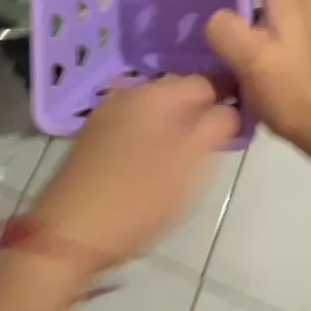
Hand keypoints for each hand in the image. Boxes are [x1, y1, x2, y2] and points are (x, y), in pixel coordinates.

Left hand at [24, 75, 237, 273]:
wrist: (68, 231)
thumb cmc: (139, 195)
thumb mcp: (191, 162)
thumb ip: (218, 125)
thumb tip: (232, 106)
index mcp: (159, 91)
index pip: (207, 79)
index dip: (229, 96)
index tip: (242, 120)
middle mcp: (132, 90)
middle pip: (179, 89)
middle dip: (201, 108)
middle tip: (217, 141)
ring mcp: (107, 111)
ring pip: (155, 106)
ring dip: (175, 120)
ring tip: (187, 153)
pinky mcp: (92, 135)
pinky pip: (133, 122)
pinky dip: (150, 132)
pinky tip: (152, 159)